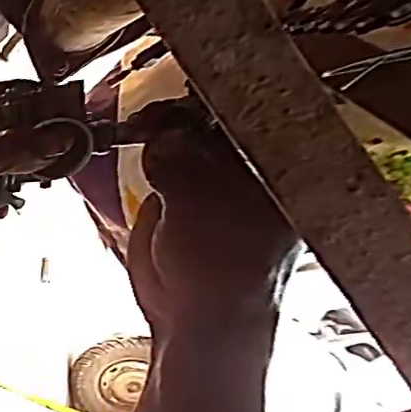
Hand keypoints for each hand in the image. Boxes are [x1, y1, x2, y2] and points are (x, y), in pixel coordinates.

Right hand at [125, 106, 299, 333]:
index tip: (178, 94)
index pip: (246, 121)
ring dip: (159, 132)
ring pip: (183, 146)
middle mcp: (247, 176)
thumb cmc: (219, 270)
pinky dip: (145, 154)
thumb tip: (160, 135)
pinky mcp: (177, 204)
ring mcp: (209, 189)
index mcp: (276, 174)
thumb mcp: (201, 212)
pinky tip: (134, 140)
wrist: (192, 316)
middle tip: (149, 112)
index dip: (212, 104)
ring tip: (137, 123)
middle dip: (179, 116)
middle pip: (211, 128)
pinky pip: (161, 168)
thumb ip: (182, 169)